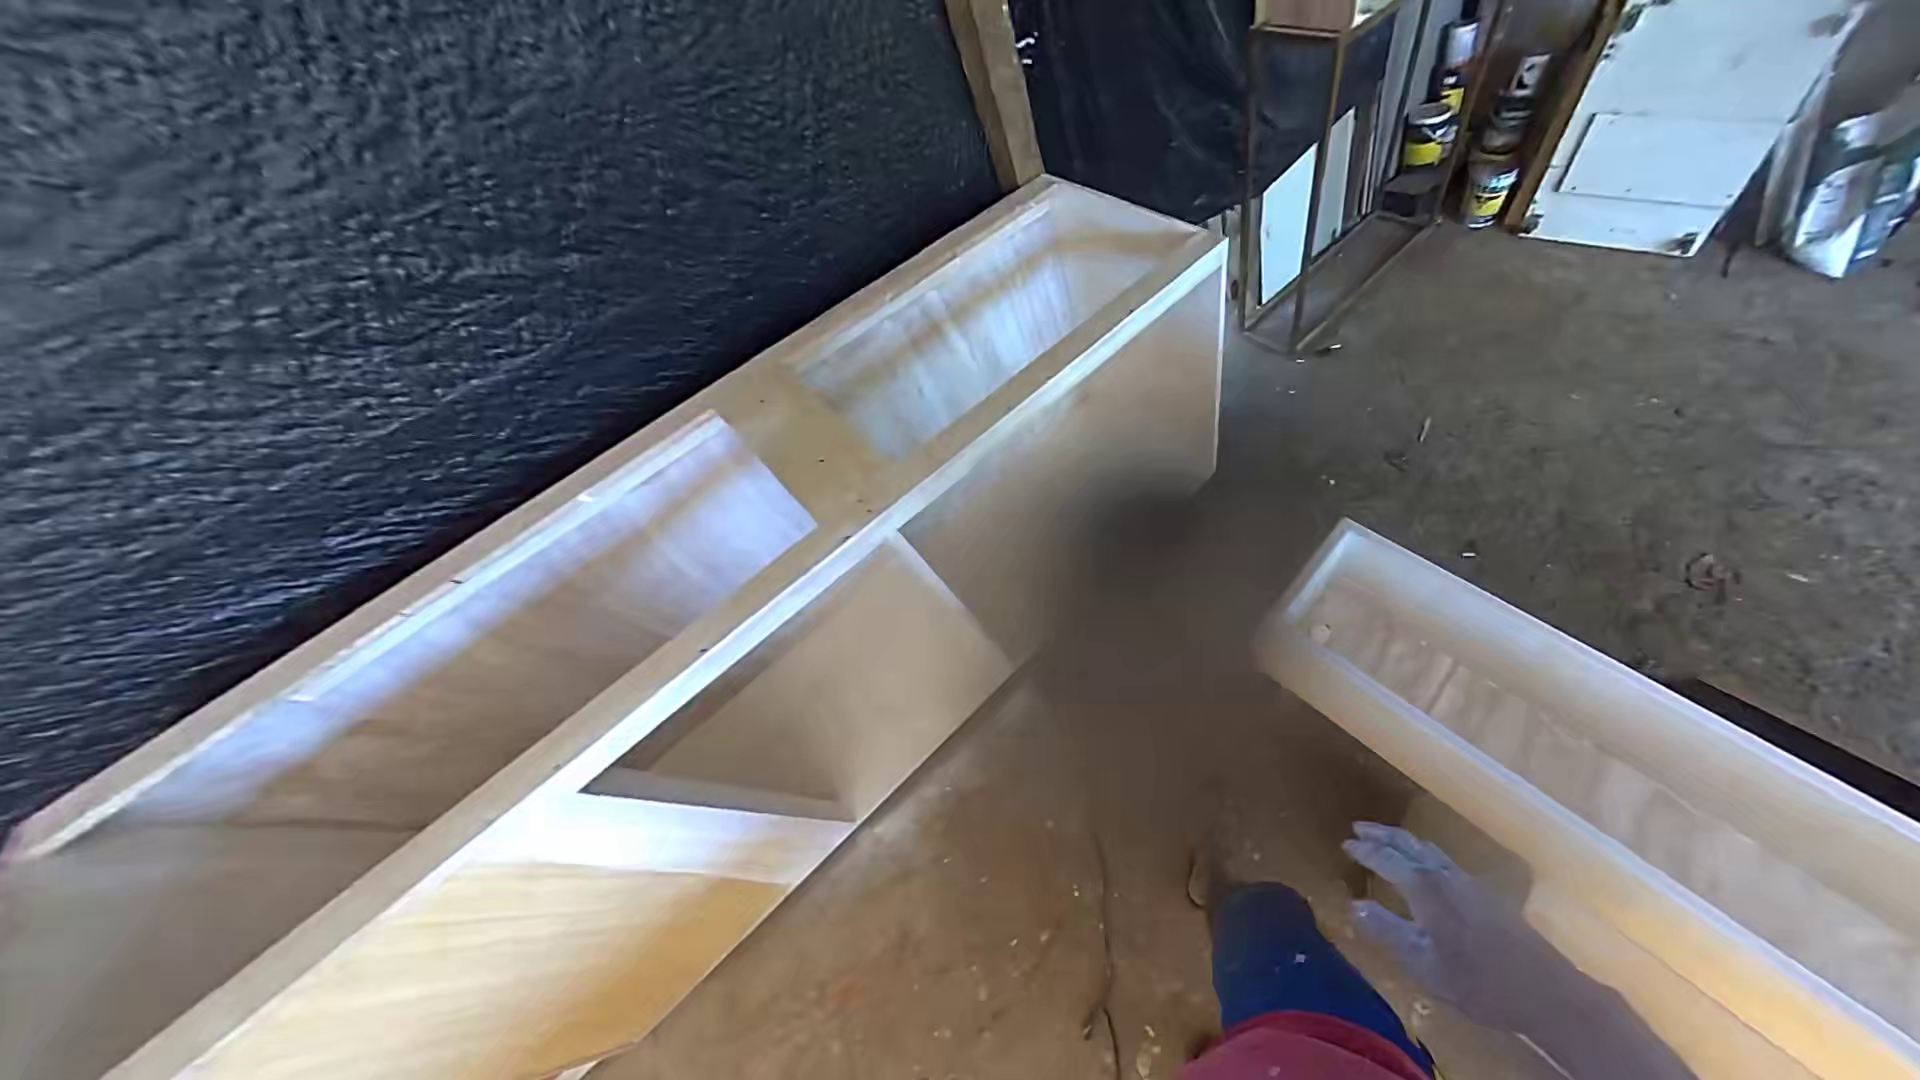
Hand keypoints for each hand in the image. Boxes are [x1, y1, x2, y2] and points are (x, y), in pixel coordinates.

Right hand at [1342, 821, 1589, 1033]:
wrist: (1551, 995)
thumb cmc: (1478, 980)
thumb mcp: (1422, 961)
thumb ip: (1385, 930)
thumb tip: (1353, 904)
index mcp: (1423, 887)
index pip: (1385, 858)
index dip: (1364, 850)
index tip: (1345, 843)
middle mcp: (1445, 875)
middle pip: (1408, 844)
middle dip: (1382, 834)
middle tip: (1360, 827)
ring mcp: (1470, 883)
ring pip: (1430, 850)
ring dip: (1404, 841)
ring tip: (1389, 839)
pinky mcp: (1489, 896)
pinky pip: (1446, 862)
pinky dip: (1425, 854)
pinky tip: (1429, 867)